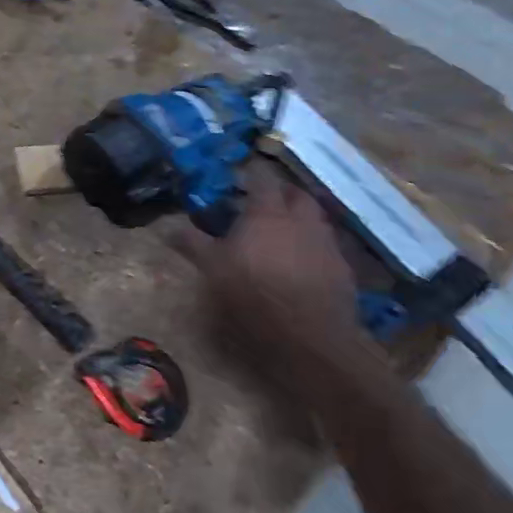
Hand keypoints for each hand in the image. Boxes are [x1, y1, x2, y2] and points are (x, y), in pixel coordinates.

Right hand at [172, 161, 368, 368]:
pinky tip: (304, 264)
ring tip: (285, 232)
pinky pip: (328, 247)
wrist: (309, 337)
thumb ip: (193, 243)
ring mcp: (326, 243)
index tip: (241, 180)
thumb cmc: (254, 294)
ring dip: (301, 218)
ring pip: (316, 218)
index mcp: (267, 213)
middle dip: (283, 193)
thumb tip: (168, 227)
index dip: (253, 175)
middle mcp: (301, 219)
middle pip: (297, 193)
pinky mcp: (343, 269)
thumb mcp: (213, 268)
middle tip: (266, 203)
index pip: (263, 178)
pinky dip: (315, 247)